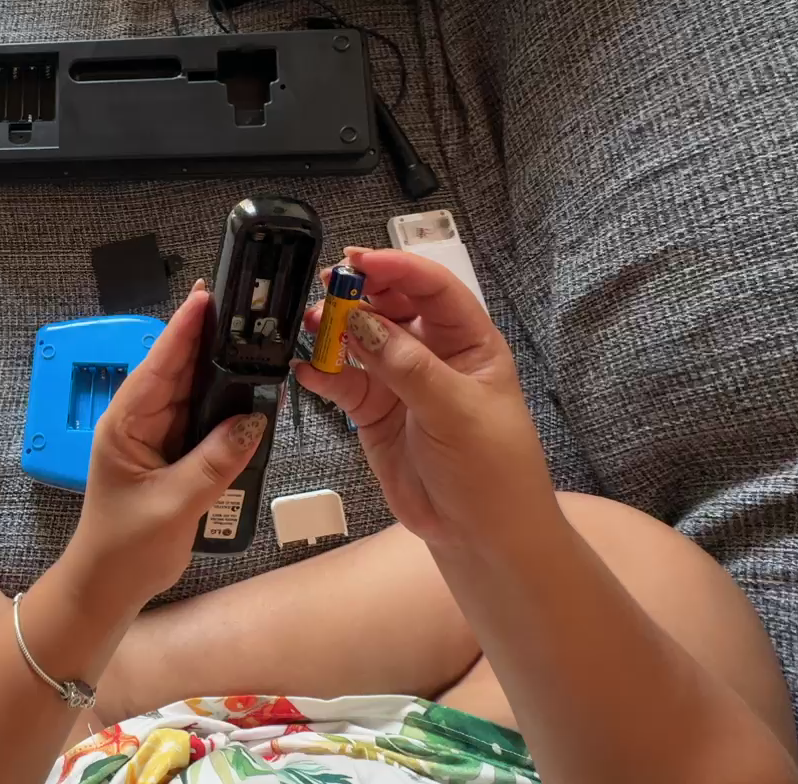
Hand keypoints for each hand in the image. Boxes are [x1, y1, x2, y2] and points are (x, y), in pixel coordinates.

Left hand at [65, 282, 266, 607]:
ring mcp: (157, 436)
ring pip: (193, 393)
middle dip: (206, 339)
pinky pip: (202, 420)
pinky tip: (249, 389)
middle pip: (177, 371)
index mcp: (125, 422)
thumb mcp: (172, 504)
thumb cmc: (127, 546)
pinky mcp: (174, 454)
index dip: (182, 330)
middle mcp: (140, 420)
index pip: (157, 366)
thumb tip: (254, 420)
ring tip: (251, 338)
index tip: (205, 296)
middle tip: (242, 308)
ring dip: (218, 369)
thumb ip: (214, 462)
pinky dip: (224, 405)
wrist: (110, 587)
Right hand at [293, 248, 555, 550]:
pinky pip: (339, 380)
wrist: (479, 536)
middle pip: (388, 305)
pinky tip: (305, 370)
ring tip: (310, 325)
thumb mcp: (456, 412)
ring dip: (333, 328)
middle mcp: (430, 352)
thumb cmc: (492, 471)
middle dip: (358, 293)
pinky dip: (320, 372)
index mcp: (467, 342)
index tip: (357, 260)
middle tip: (325, 288)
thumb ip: (407, 366)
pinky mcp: (370, 407)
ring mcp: (397, 379)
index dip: (396, 268)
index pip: (431, 289)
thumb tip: (359, 322)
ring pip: (358, 338)